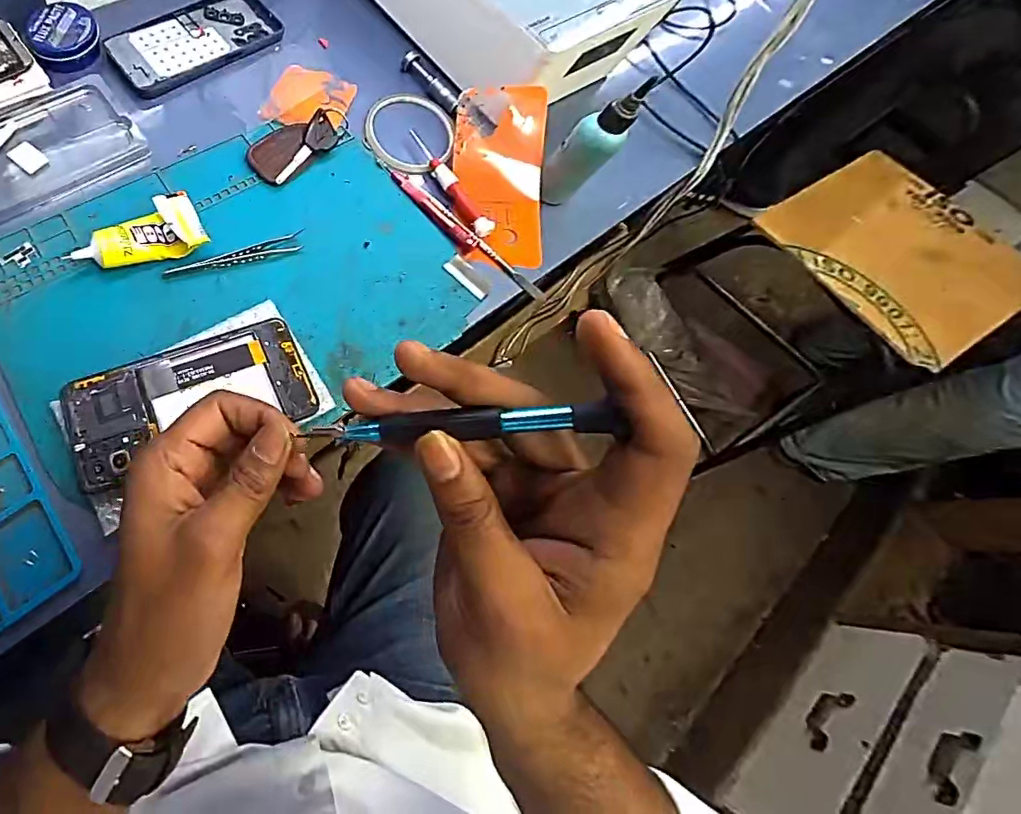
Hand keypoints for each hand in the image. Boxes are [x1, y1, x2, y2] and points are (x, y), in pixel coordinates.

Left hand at [75, 392, 323, 740]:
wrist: (147, 675)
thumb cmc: (171, 612)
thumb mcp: (214, 542)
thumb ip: (248, 482)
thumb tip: (281, 430)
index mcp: (164, 462)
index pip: (218, 407)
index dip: (260, 417)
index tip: (295, 445)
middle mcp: (176, 466)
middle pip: (233, 427)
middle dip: (274, 441)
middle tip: (306, 472)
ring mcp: (192, 490)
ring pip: (243, 453)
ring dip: (278, 462)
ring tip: (309, 486)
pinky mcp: (207, 513)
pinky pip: (243, 481)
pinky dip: (271, 483)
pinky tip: (296, 495)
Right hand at [341, 312, 701, 729]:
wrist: (502, 692)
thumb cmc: (524, 664)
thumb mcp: (499, 598)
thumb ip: (470, 517)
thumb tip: (435, 441)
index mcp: (617, 526)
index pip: (652, 443)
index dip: (633, 382)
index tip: (596, 327)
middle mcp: (579, 492)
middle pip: (533, 415)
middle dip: (469, 385)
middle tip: (409, 361)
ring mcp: (532, 486)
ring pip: (484, 424)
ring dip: (424, 406)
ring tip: (367, 393)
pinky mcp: (493, 489)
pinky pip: (455, 448)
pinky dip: (415, 435)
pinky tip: (376, 422)